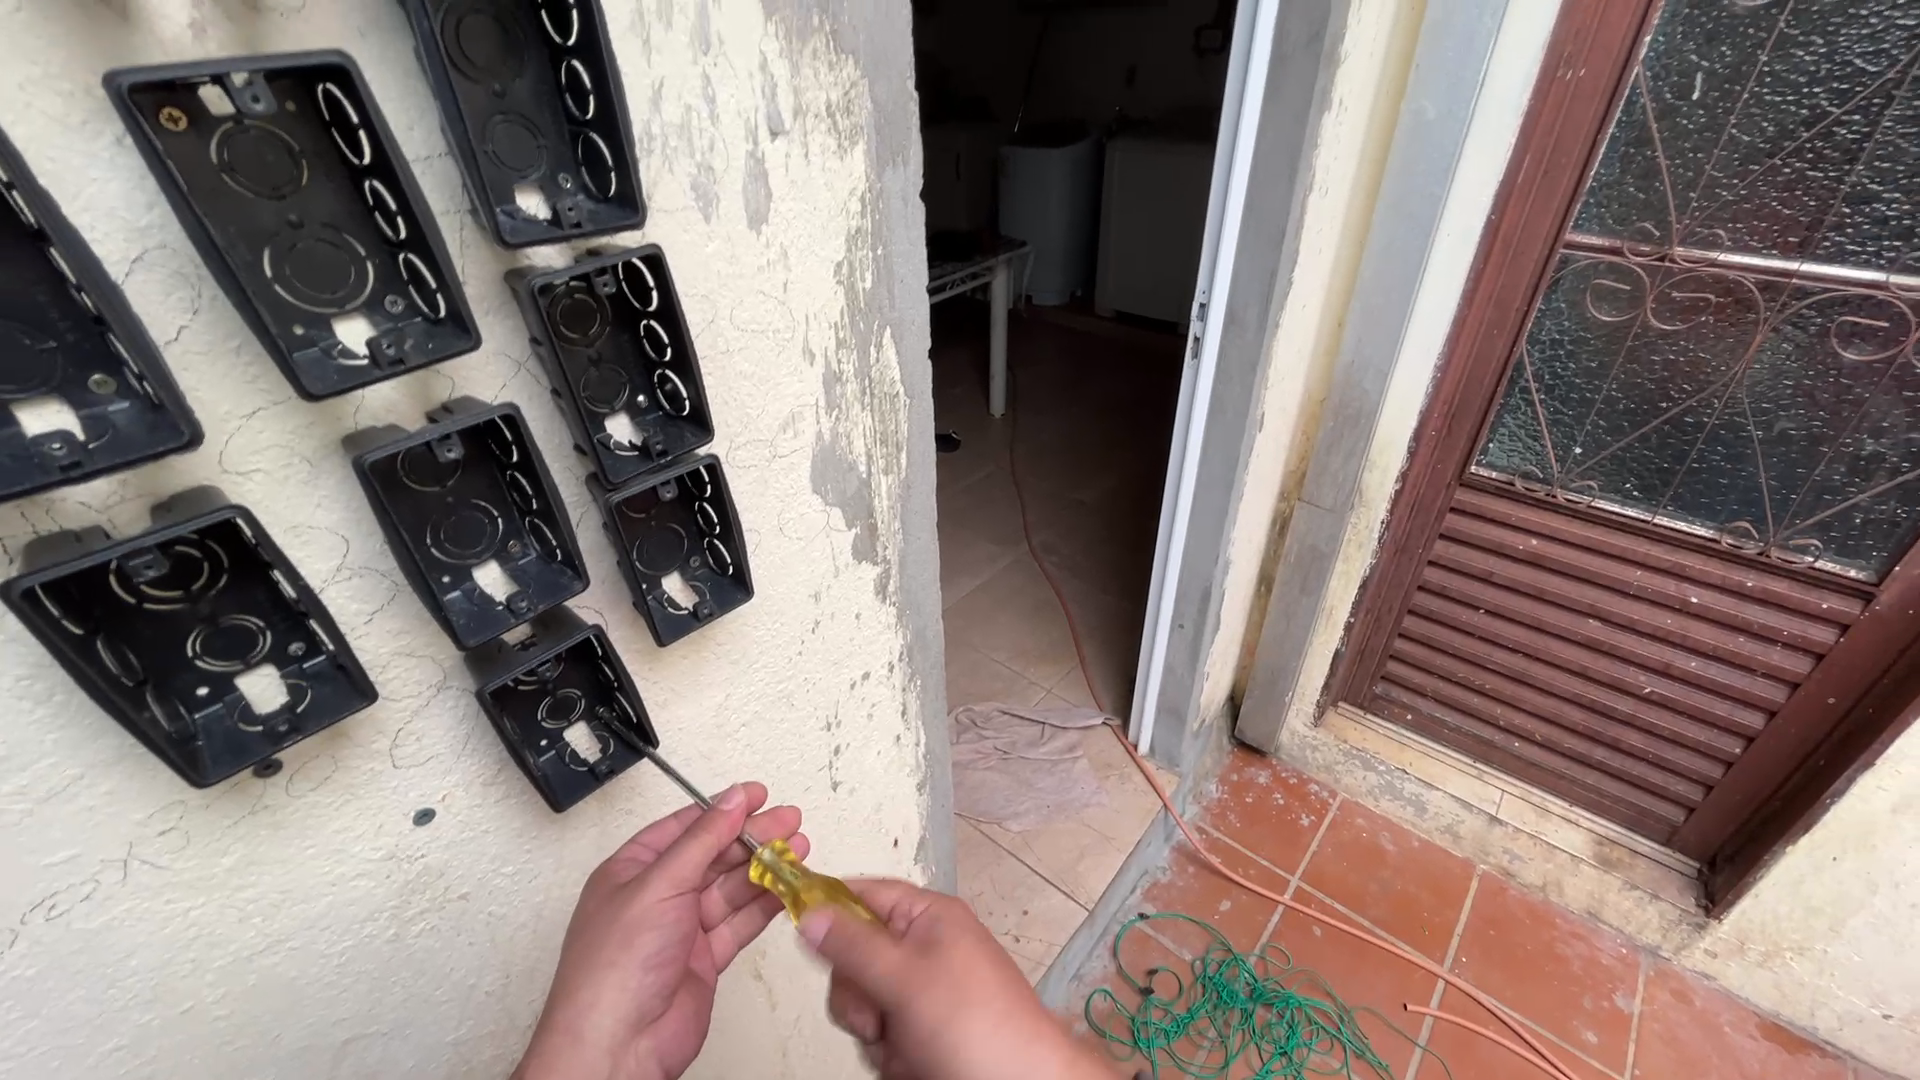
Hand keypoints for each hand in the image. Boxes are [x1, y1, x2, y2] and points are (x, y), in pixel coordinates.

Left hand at [513, 783, 806, 1079]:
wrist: (617, 1050)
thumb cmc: (614, 968)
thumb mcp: (660, 885)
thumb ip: (703, 840)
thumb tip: (732, 799)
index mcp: (633, 871)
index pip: (685, 827)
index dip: (723, 808)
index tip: (758, 795)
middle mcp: (657, 896)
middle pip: (714, 855)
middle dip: (753, 837)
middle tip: (790, 821)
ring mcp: (682, 929)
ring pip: (732, 888)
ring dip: (766, 868)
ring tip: (801, 849)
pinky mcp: (705, 958)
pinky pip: (741, 922)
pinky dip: (765, 904)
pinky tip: (788, 888)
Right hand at [799, 879, 1117, 1079]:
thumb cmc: (977, 1024)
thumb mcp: (906, 977)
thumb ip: (853, 945)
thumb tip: (811, 912)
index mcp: (927, 917)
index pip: (865, 894)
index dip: (831, 906)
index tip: (799, 925)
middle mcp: (922, 948)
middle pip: (854, 954)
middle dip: (858, 993)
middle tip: (878, 1012)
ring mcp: (920, 992)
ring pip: (861, 1000)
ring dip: (873, 1030)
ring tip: (907, 1045)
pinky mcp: (920, 1031)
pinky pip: (878, 1034)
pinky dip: (888, 1054)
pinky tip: (914, 1064)